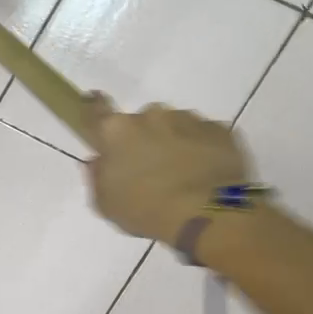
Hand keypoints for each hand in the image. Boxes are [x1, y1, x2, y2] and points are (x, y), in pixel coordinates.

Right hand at [84, 96, 253, 244]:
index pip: (98, 110)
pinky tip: (199, 172)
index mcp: (117, 131)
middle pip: (140, 121)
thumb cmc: (144, 209)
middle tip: (145, 167)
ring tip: (177, 173)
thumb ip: (98, 176)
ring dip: (171, 142)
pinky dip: (198, 148)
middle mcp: (152, 115)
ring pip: (173, 126)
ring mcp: (189, 119)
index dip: (93, 106)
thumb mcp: (105, 203)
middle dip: (141, 138)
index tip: (93, 100)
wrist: (205, 212)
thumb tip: (99, 160)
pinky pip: (201, 135)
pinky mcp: (219, 129)